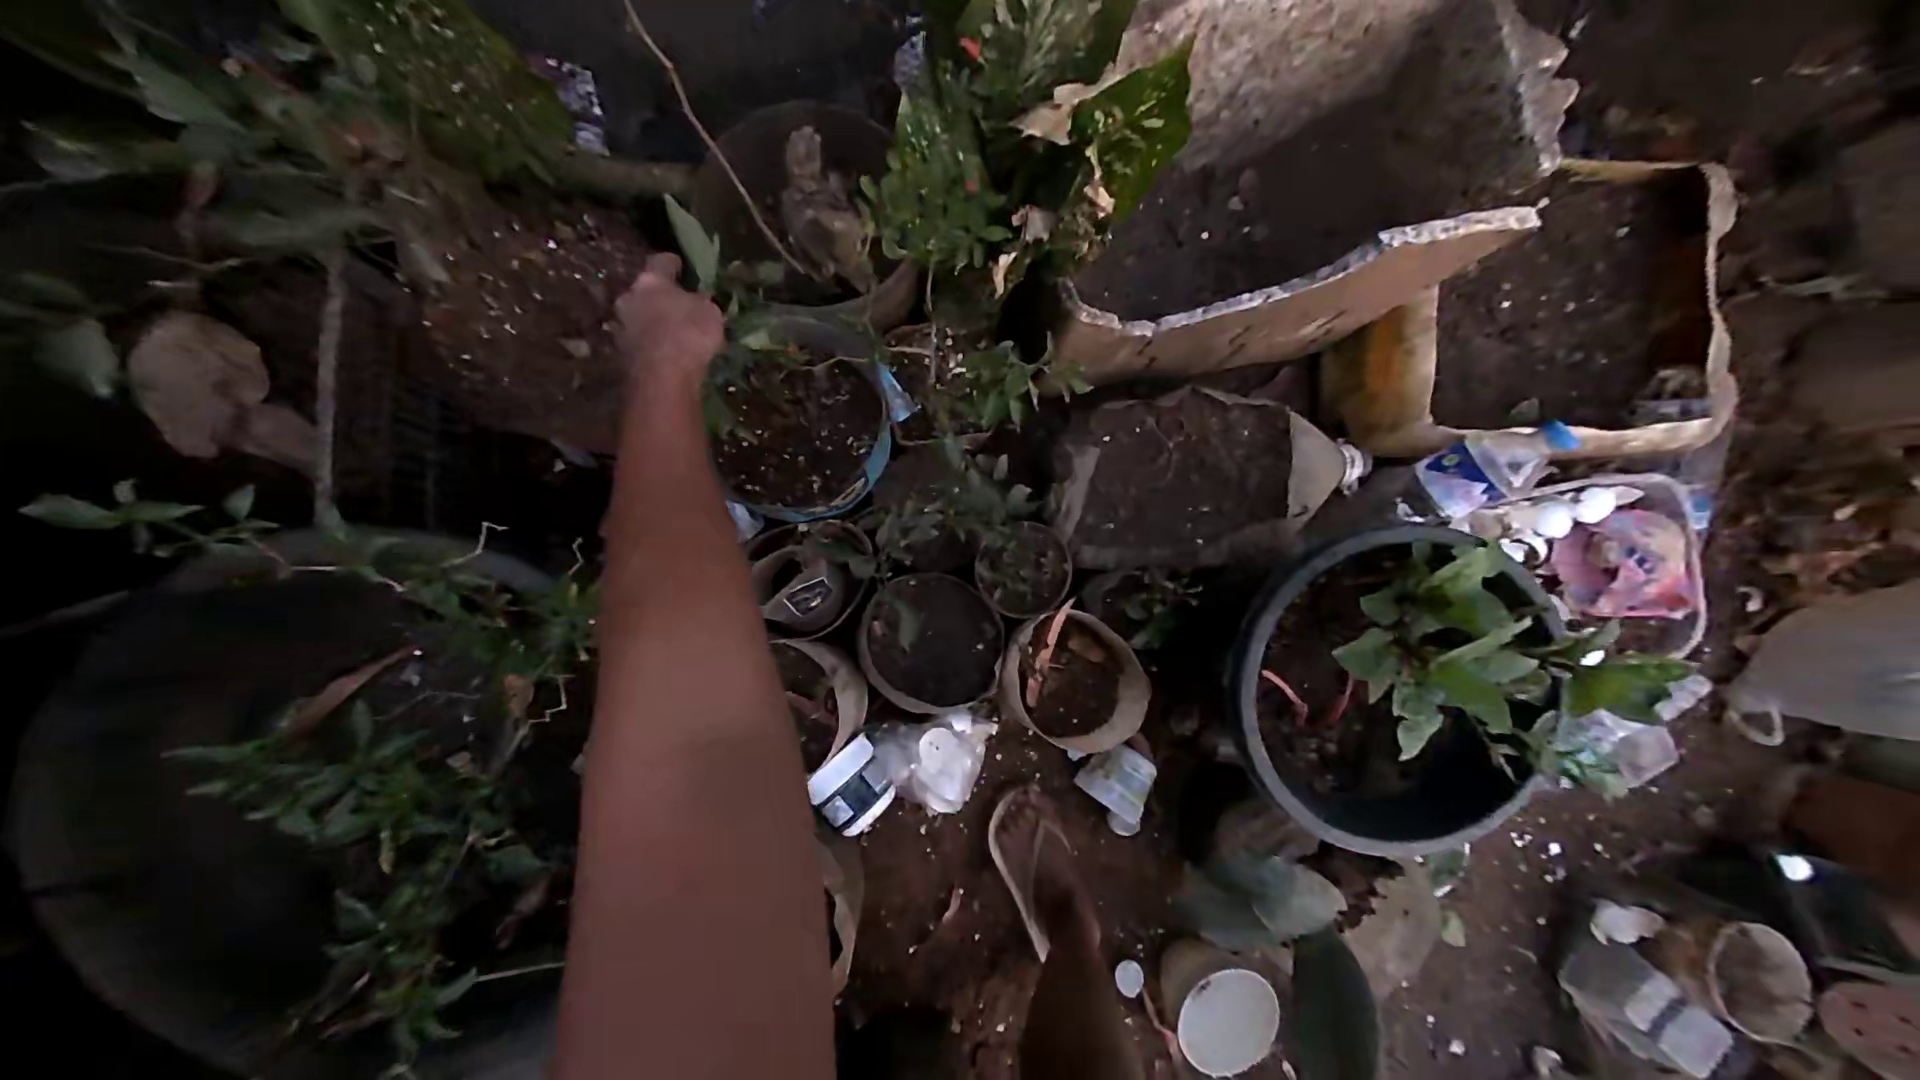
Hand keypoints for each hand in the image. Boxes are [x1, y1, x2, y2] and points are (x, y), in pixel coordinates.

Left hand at [615, 252, 724, 383]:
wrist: (662, 377)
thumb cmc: (689, 335)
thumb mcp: (710, 313)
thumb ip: (701, 303)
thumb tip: (697, 301)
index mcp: (651, 281)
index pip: (660, 262)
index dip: (672, 263)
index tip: (680, 264)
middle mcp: (628, 297)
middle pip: (644, 291)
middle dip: (658, 297)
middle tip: (675, 305)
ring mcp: (620, 326)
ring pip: (638, 317)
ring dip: (652, 323)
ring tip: (670, 334)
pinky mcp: (619, 353)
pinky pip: (638, 342)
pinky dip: (650, 345)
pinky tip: (664, 354)